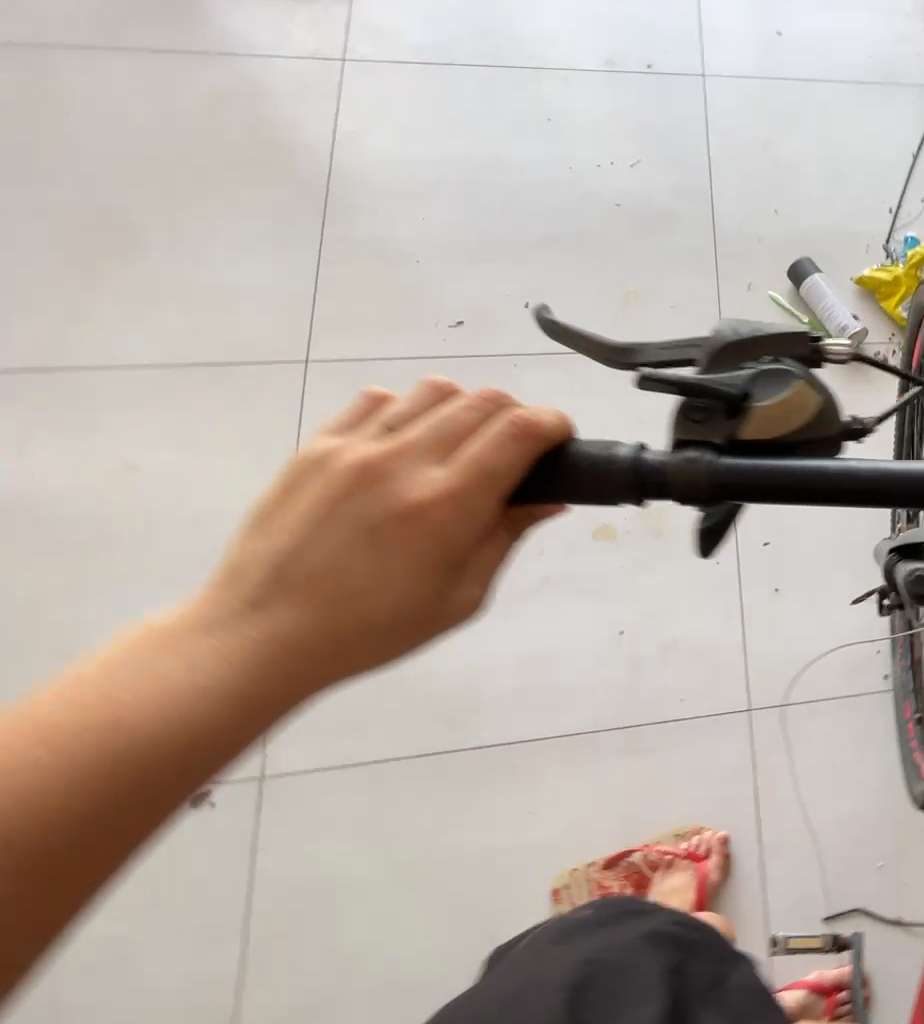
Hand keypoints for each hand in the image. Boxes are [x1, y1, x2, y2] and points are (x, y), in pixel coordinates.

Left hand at [184, 378, 572, 695]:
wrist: (260, 633)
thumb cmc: (377, 627)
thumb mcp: (464, 595)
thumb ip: (507, 535)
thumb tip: (550, 498)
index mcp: (449, 505)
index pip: (520, 430)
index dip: (555, 425)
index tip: (563, 442)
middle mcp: (405, 461)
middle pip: (485, 400)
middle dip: (520, 416)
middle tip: (522, 451)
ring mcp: (356, 446)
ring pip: (436, 390)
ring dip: (468, 409)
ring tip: (466, 445)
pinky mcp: (317, 444)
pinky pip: (379, 399)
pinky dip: (412, 410)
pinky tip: (411, 444)